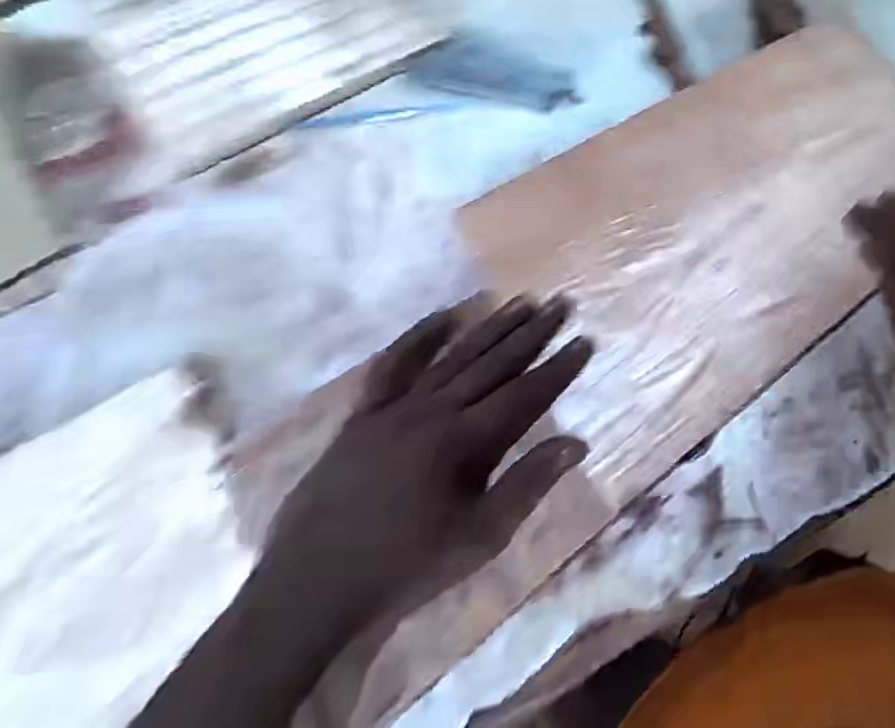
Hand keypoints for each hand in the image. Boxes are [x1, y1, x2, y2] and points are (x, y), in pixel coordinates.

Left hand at [260, 296, 592, 632]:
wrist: (310, 592)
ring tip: (523, 302)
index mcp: (464, 442)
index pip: (526, 393)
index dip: (559, 367)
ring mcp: (394, 410)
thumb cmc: (407, 569)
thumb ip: (529, 484)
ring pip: (454, 358)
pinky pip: (394, 366)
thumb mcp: (481, 536)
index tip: (584, 341)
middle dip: (533, 333)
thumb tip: (578, 442)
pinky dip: (420, 338)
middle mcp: (433, 413)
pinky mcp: (363, 416)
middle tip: (561, 304)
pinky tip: (446, 316)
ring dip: (492, 328)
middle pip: (493, 364)